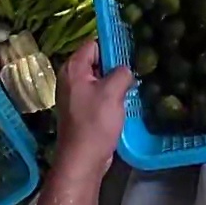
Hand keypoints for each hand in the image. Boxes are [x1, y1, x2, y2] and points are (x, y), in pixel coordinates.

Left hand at [55, 43, 131, 179]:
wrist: (82, 160)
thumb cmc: (95, 123)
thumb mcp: (112, 92)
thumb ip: (121, 72)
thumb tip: (125, 70)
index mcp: (73, 68)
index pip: (94, 44)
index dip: (112, 46)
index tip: (130, 52)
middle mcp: (70, 78)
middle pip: (96, 60)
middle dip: (115, 65)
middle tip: (135, 69)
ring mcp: (74, 94)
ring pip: (98, 78)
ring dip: (114, 81)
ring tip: (132, 85)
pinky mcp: (80, 109)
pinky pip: (97, 93)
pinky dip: (109, 95)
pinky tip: (124, 100)